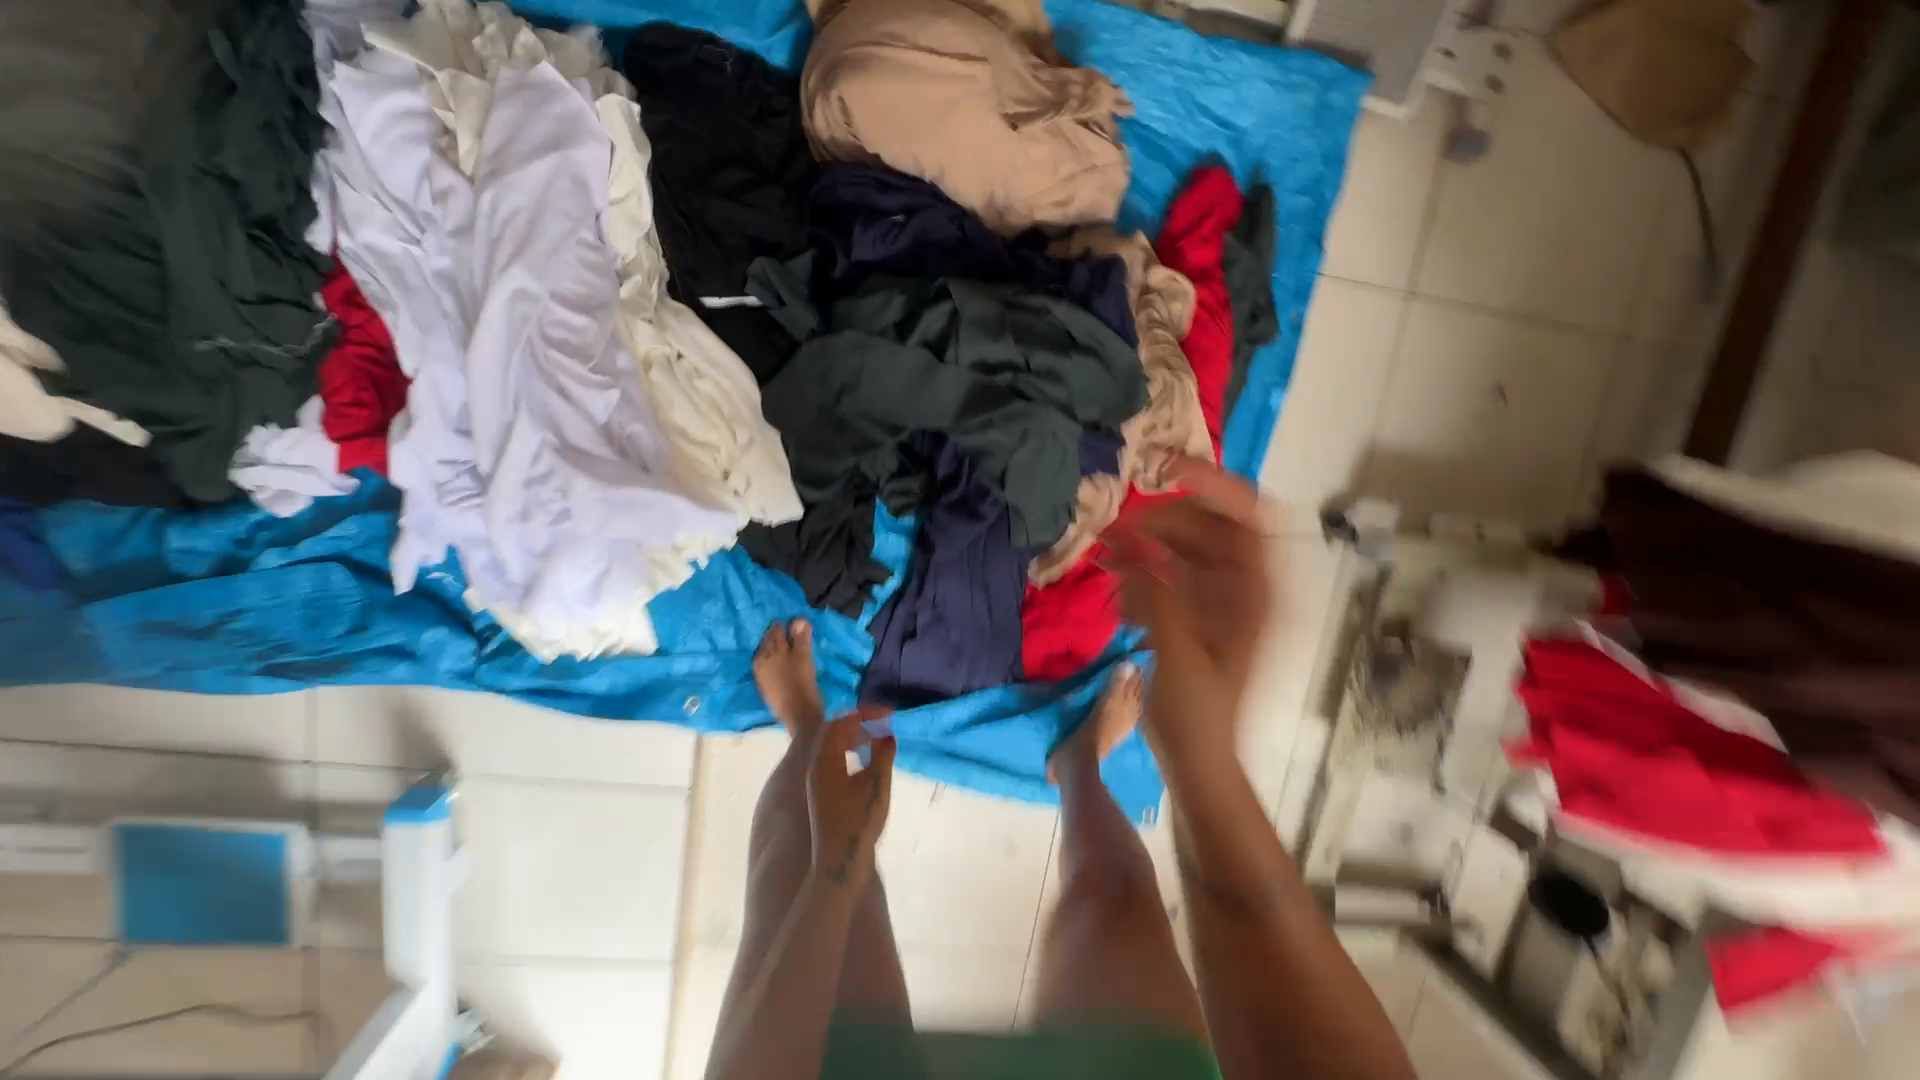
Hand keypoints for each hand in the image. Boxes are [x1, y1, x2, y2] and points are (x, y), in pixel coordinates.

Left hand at [806, 707, 895, 890]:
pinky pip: (832, 759)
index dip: (864, 713)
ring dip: (853, 737)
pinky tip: (865, 762)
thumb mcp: (877, 783)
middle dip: (858, 722)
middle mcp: (814, 766)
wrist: (839, 861)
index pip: (841, 722)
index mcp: (825, 759)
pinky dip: (849, 752)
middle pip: (833, 731)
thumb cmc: (859, 821)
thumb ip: (883, 753)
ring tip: (877, 739)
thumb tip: (886, 733)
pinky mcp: (820, 792)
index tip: (887, 713)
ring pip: (831, 746)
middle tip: (883, 722)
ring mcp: (815, 780)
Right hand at [1109, 457, 1274, 765]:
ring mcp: (1222, 600)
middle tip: (1115, 528)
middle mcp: (1247, 587)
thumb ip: (1158, 598)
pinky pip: (1169, 574)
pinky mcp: (1197, 614)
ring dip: (1145, 546)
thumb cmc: (1201, 717)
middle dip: (1162, 520)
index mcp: (1260, 593)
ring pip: (1184, 549)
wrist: (1199, 761)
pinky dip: (1142, 573)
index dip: (1215, 483)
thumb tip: (1129, 547)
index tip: (1164, 468)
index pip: (1252, 514)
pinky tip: (1118, 591)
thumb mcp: (1180, 657)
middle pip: (1209, 527)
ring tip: (1106, 555)